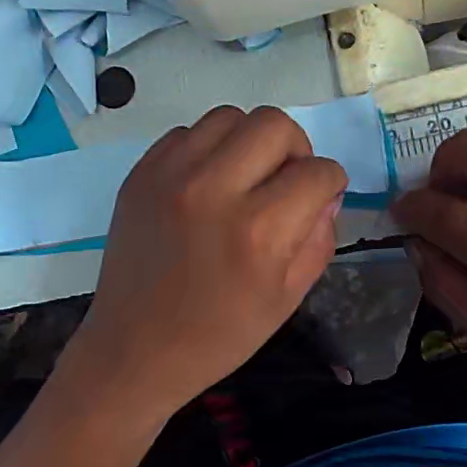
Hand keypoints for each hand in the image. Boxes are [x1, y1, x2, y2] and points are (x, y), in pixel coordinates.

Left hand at [62, 106, 346, 416]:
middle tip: (286, 181)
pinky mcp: (139, 174)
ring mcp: (170, 177)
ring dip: (250, 142)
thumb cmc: (220, 334)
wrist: (135, 350)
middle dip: (296, 150)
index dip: (331, 183)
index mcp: (259, 230)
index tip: (321, 197)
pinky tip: (207, 184)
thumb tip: (326, 194)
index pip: (317, 172)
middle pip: (275, 125)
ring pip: (230, 116)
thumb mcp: (289, 297)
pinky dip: (208, 150)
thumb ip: (320, 238)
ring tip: (245, 177)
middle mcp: (214, 190)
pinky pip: (187, 132)